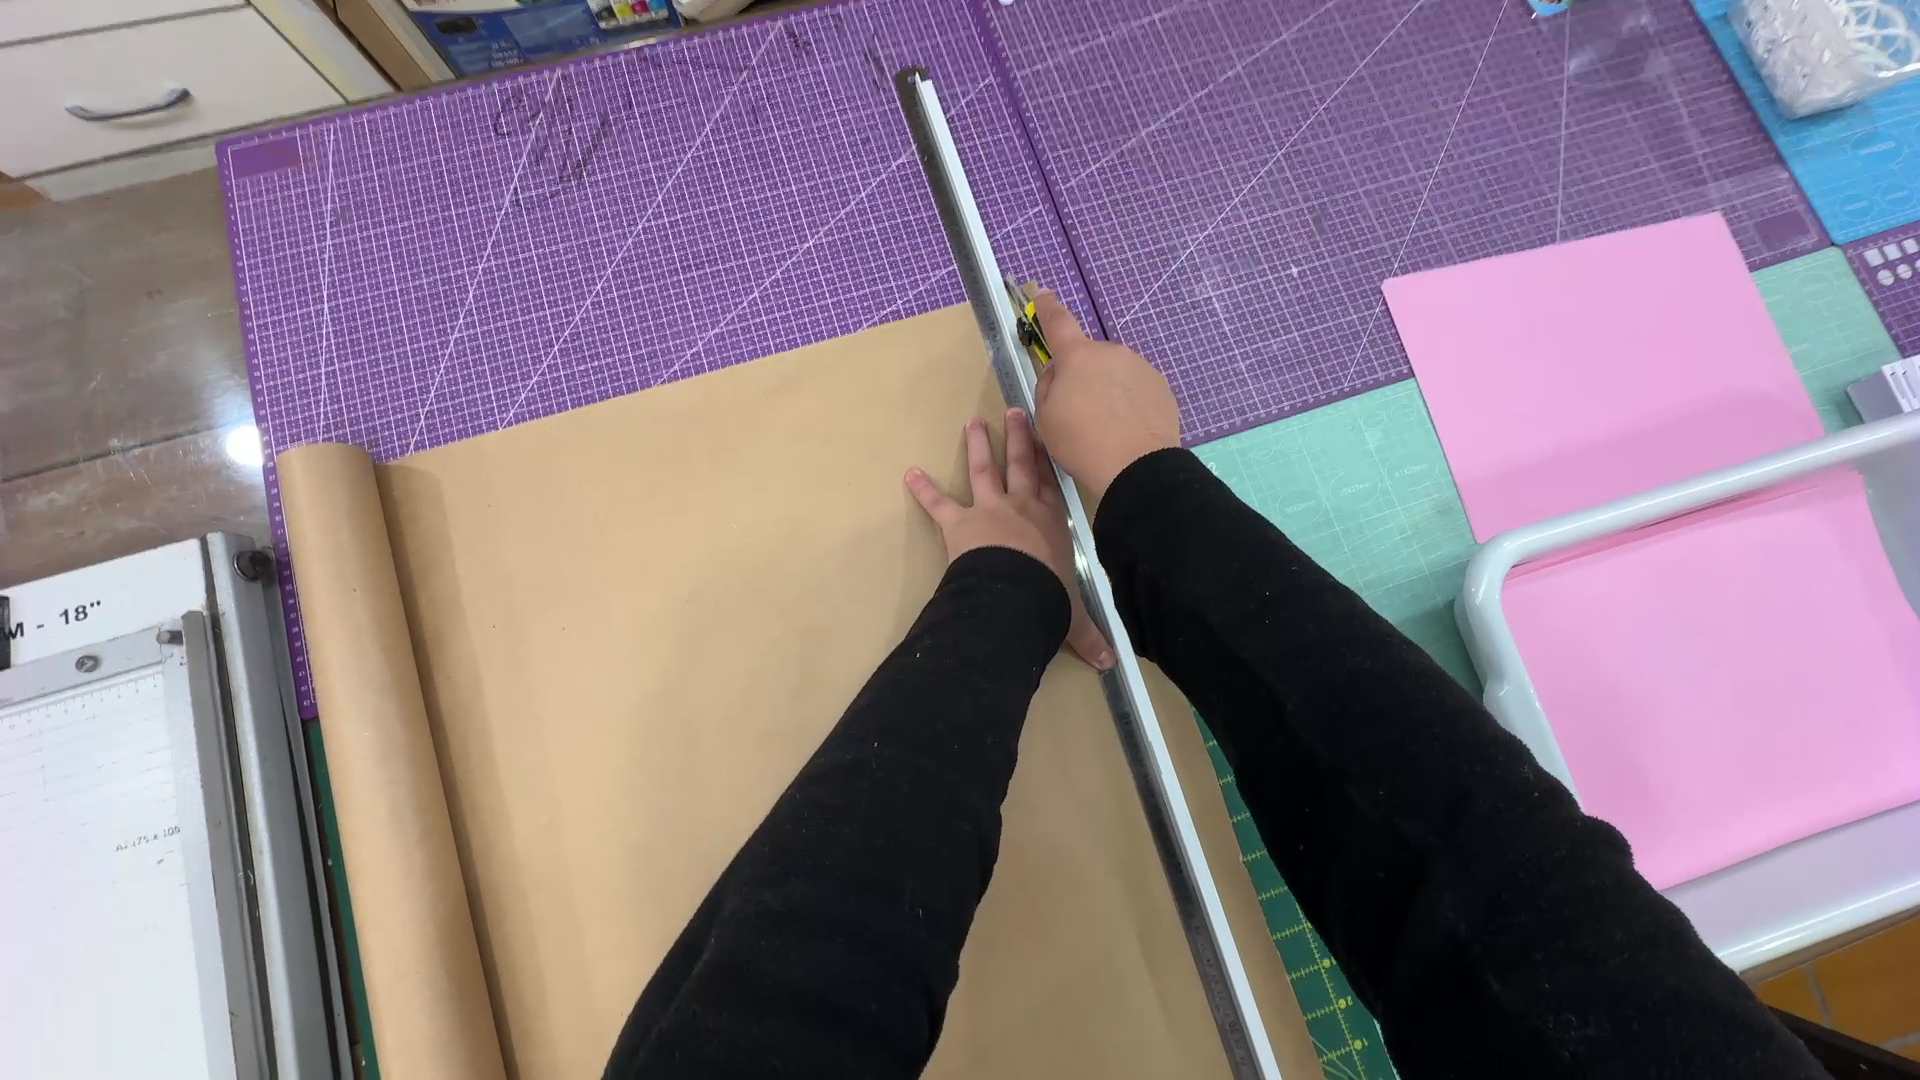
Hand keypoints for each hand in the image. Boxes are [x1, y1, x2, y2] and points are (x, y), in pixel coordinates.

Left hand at [906, 410, 1115, 671]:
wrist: (1016, 598)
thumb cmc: (1048, 600)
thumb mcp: (1073, 619)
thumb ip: (1089, 637)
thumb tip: (1111, 664)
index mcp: (1052, 523)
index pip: (1051, 482)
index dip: (1047, 457)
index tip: (1045, 433)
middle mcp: (1023, 507)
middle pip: (1021, 464)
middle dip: (1018, 436)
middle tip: (1014, 410)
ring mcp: (990, 510)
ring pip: (983, 470)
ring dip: (977, 445)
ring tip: (973, 421)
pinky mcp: (960, 523)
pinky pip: (938, 504)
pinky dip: (923, 489)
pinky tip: (909, 472)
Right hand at [1031, 291, 1181, 505]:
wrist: (1136, 467)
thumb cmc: (1081, 442)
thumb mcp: (1045, 418)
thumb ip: (1047, 386)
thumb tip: (1059, 374)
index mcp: (1077, 356)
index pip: (1058, 322)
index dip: (1046, 308)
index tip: (1042, 293)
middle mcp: (1111, 352)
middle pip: (1088, 358)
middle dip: (1080, 376)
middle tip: (1076, 412)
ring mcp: (1140, 367)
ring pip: (1113, 374)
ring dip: (1106, 391)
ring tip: (1105, 427)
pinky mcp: (1160, 386)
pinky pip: (1135, 389)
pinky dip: (1128, 404)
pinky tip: (1126, 429)